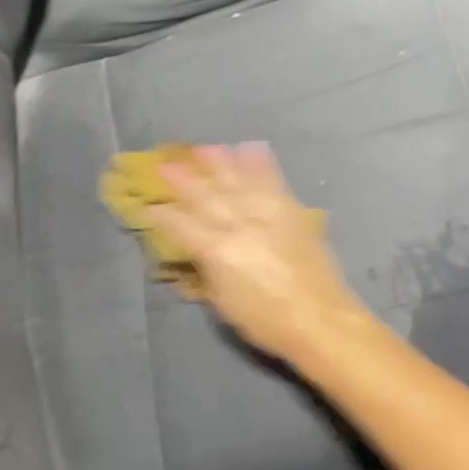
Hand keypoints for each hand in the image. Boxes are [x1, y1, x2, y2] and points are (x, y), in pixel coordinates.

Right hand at [151, 144, 371, 360]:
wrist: (319, 318)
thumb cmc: (267, 321)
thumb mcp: (224, 303)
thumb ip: (208, 271)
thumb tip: (198, 253)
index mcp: (218, 251)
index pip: (182, 226)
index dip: (163, 215)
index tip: (149, 204)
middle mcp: (240, 225)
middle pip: (207, 196)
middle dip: (184, 178)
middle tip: (167, 163)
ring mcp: (267, 214)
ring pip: (238, 181)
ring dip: (220, 162)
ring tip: (205, 148)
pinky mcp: (292, 210)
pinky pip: (273, 181)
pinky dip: (261, 163)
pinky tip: (252, 148)